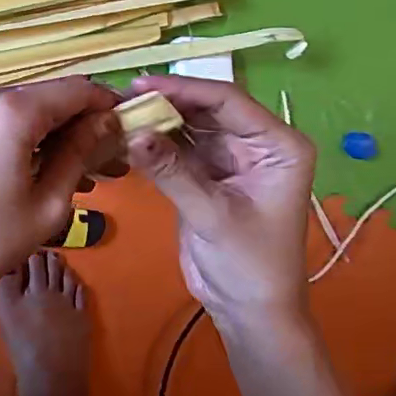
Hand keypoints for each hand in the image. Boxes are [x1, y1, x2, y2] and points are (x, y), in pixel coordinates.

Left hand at [0, 78, 120, 312]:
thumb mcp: (49, 202)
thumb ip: (80, 152)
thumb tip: (108, 122)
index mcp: (11, 111)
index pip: (76, 90)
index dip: (107, 106)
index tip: (131, 129)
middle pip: (52, 98)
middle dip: (85, 125)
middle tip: (113, 161)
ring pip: (30, 110)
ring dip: (60, 135)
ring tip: (91, 174)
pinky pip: (7, 122)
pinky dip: (33, 139)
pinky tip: (55, 171)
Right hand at [123, 75, 314, 320]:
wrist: (248, 310)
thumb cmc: (250, 265)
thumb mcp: (212, 216)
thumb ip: (172, 171)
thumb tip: (133, 133)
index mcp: (278, 145)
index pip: (229, 101)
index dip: (184, 89)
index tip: (142, 85)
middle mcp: (255, 143)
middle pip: (205, 109)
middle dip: (165, 102)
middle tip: (121, 97)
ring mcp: (228, 158)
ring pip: (187, 126)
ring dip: (155, 120)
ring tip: (117, 111)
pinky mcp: (205, 174)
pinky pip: (176, 148)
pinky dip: (152, 142)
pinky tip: (125, 135)